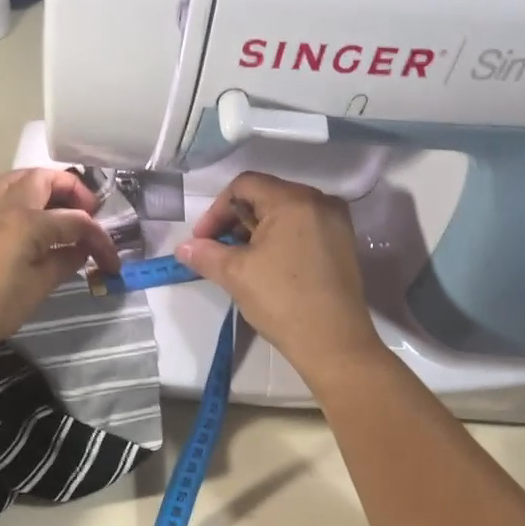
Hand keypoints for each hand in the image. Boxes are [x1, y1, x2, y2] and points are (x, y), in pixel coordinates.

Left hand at [0, 168, 120, 355]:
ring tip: (59, 208)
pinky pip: (1, 195)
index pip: (75, 221)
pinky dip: (21, 196)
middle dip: (73, 192)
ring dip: (43, 186)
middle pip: (45, 180)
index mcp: (28, 220)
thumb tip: (80, 251)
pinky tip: (27, 217)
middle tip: (88, 216)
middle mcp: (8, 206)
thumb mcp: (38, 288)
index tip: (112, 263)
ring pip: (19, 179)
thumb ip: (63, 263)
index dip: (99, 240)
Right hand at [174, 172, 383, 382]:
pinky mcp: (340, 244)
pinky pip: (300, 229)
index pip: (245, 185)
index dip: (216, 210)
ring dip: (253, 232)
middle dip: (234, 221)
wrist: (332, 340)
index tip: (201, 241)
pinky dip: (276, 241)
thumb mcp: (235, 275)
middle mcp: (320, 202)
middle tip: (215, 252)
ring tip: (237, 263)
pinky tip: (264, 268)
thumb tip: (184, 248)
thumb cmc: (282, 300)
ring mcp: (335, 223)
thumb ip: (206, 255)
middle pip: (265, 196)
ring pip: (283, 214)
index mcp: (294, 200)